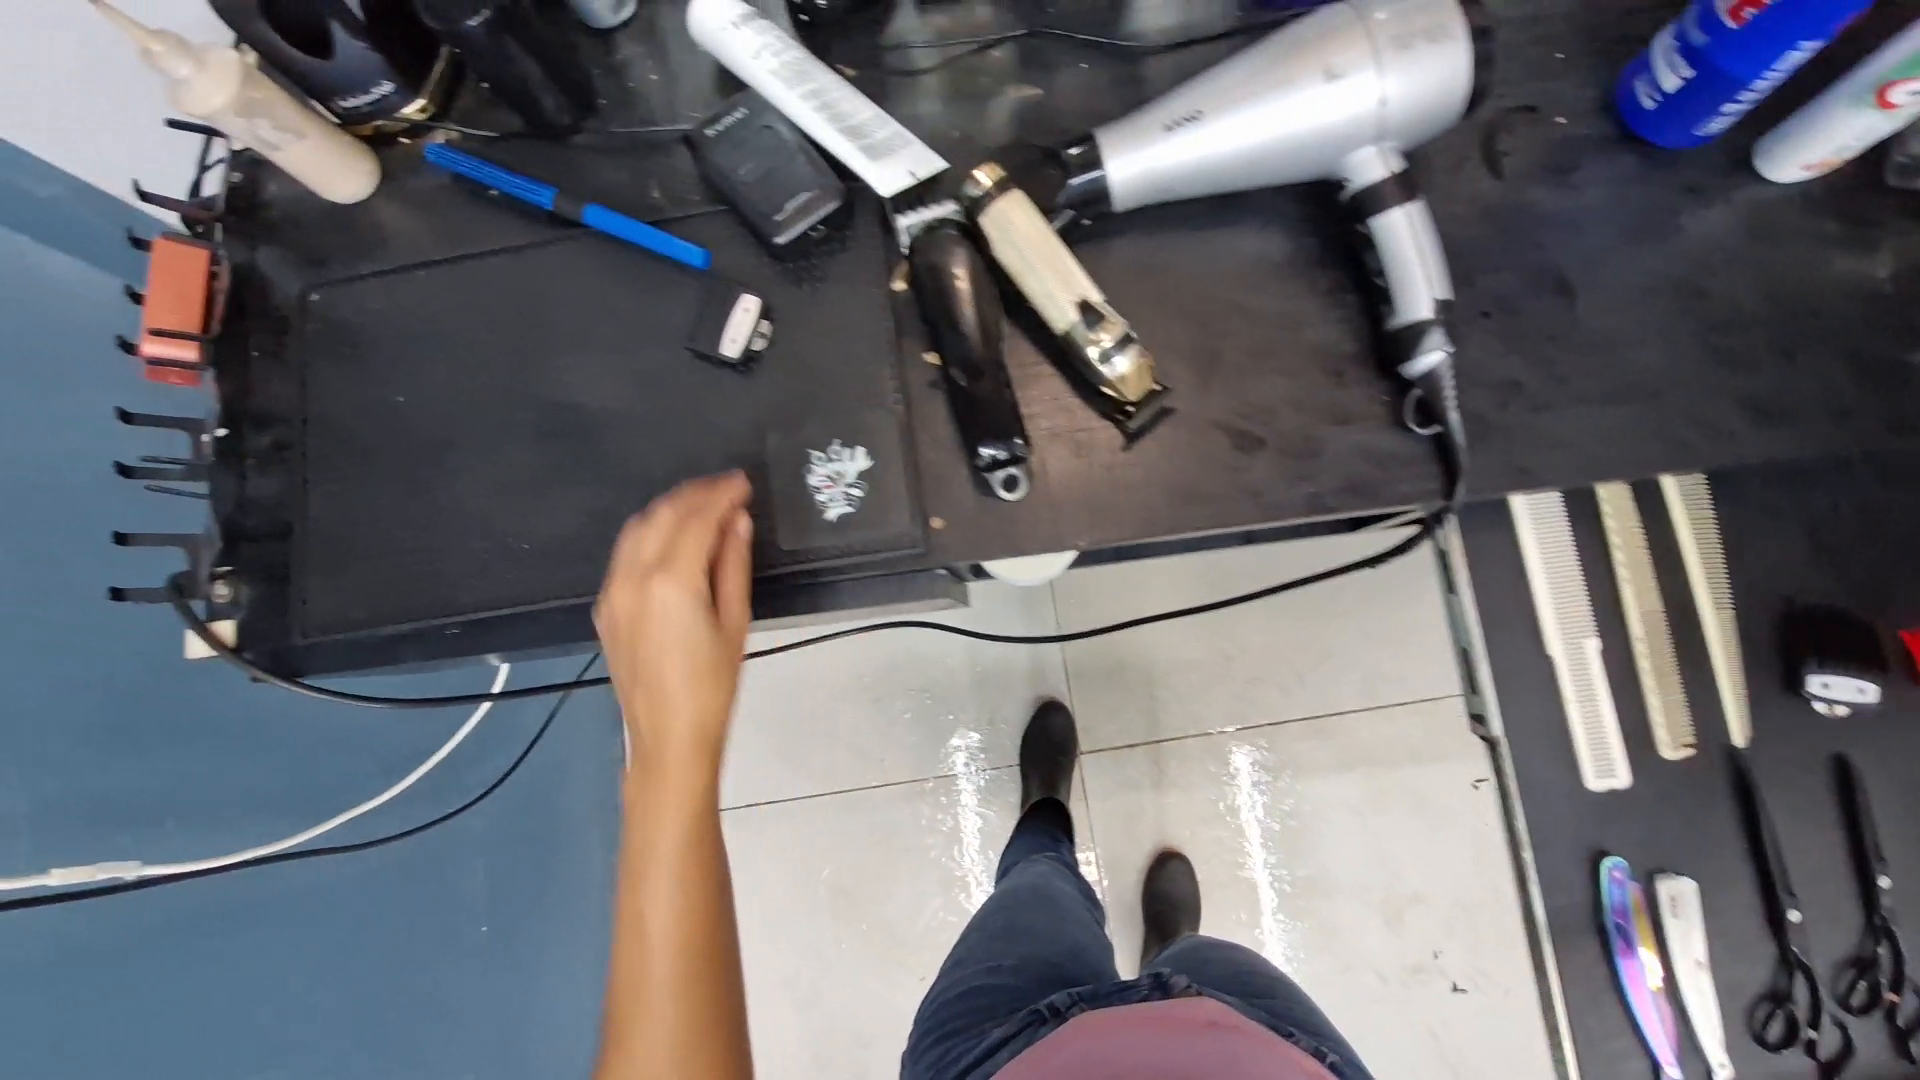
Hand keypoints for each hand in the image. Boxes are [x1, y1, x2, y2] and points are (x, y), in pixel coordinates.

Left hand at [595, 472, 753, 774]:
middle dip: (695, 494)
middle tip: (728, 487)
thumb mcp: (735, 623)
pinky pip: (625, 553)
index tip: (744, 482)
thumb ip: (733, 565)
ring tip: (703, 504)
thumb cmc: (713, 685)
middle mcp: (633, 577)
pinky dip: (651, 532)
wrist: (667, 738)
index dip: (721, 494)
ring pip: (637, 528)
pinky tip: (673, 536)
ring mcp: (612, 591)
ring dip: (670, 508)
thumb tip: (737, 521)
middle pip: (663, 515)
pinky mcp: (605, 606)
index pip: (696, 518)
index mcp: (671, 581)